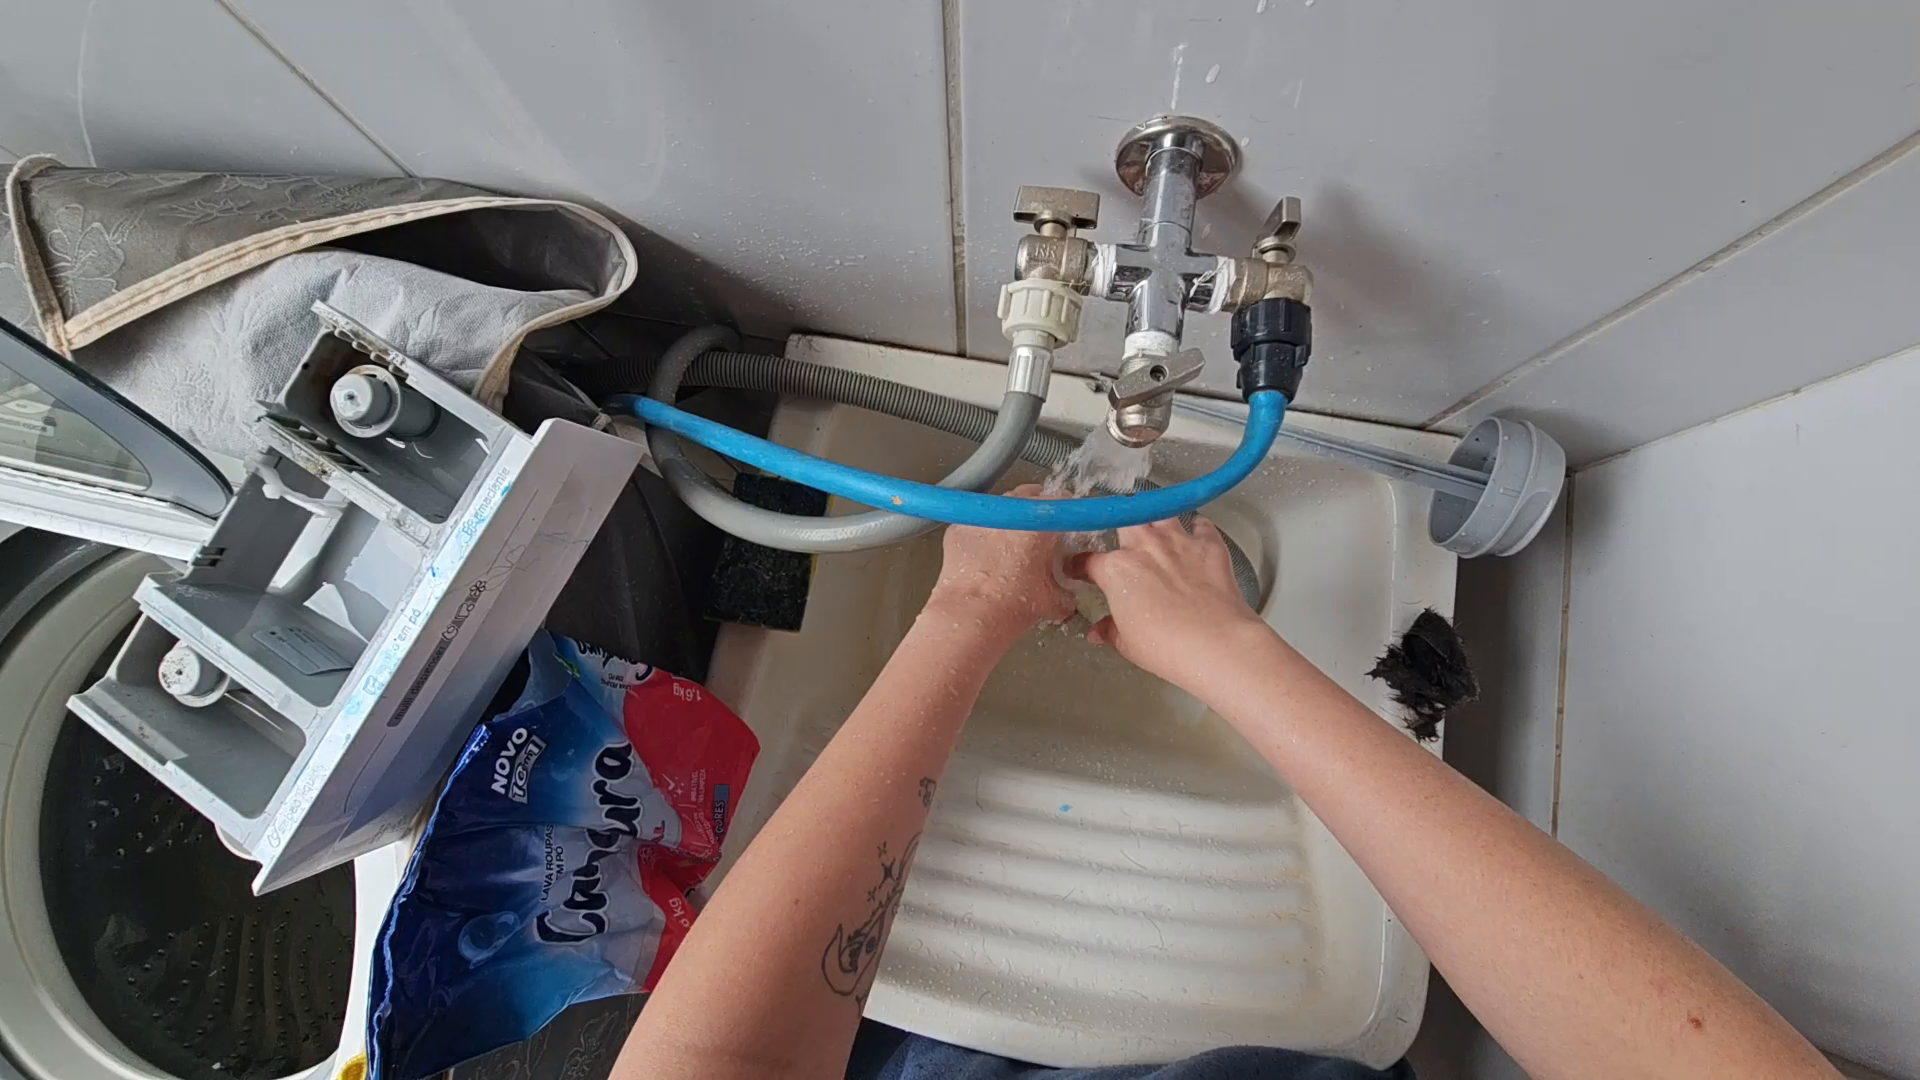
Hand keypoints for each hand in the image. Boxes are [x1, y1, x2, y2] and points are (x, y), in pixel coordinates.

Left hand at [925, 484, 1074, 641]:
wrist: (969, 616)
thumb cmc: (1011, 606)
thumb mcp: (1052, 603)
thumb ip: (1065, 593)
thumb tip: (1067, 595)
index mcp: (1040, 522)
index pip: (1061, 501)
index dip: (1064, 513)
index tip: (1063, 524)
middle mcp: (1011, 511)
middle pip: (1028, 496)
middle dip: (1035, 512)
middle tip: (1037, 534)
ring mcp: (981, 517)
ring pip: (1000, 508)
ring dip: (1008, 520)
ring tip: (1008, 546)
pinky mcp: (956, 529)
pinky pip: (974, 524)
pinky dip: (980, 534)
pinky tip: (982, 555)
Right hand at [1064, 517, 1270, 691]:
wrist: (1216, 643)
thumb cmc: (1166, 646)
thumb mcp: (1127, 644)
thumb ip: (1110, 630)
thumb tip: (1097, 631)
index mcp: (1116, 569)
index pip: (1088, 561)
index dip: (1079, 566)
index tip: (1078, 571)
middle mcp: (1145, 546)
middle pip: (1123, 519)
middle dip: (1118, 528)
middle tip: (1122, 545)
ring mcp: (1178, 542)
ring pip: (1159, 512)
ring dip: (1155, 521)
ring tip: (1156, 533)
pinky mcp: (1209, 546)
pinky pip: (1202, 525)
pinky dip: (1197, 529)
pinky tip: (1195, 538)